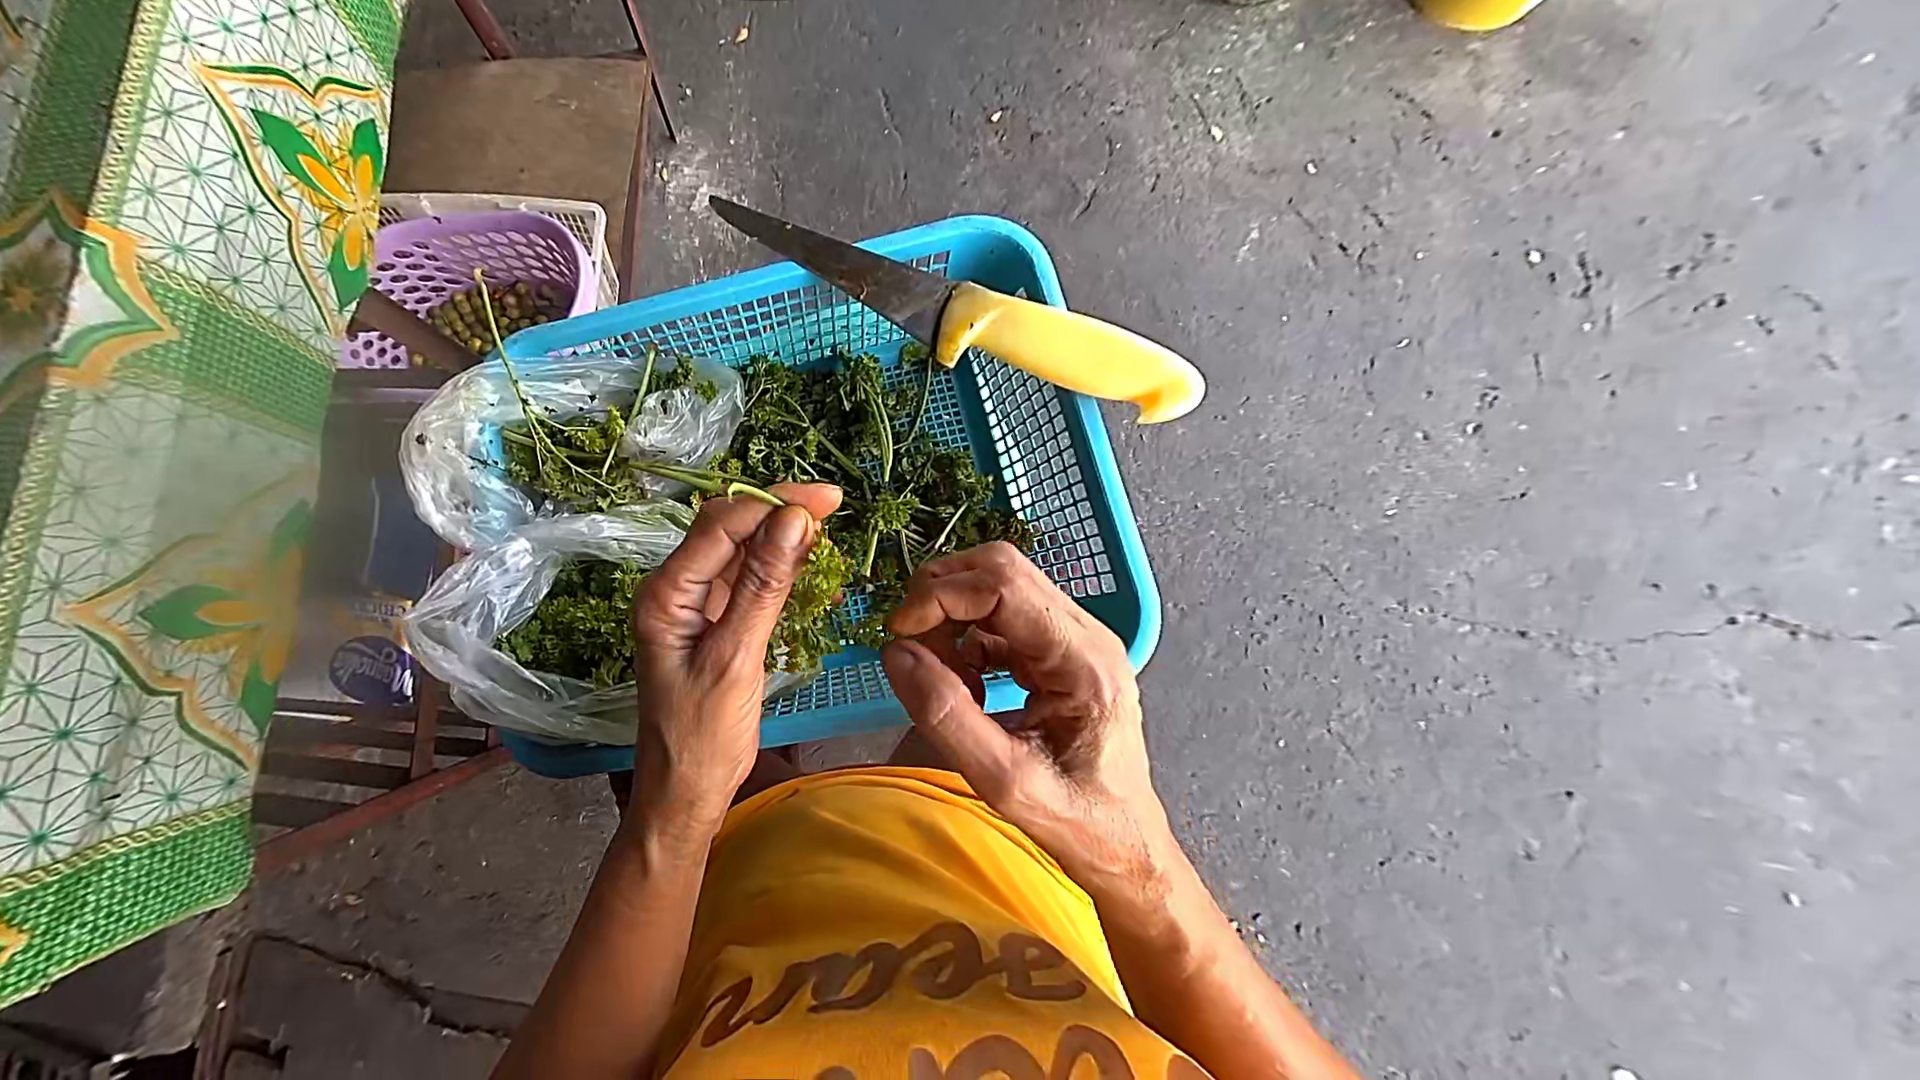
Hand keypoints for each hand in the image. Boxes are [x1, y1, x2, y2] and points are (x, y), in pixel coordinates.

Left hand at [630, 482, 841, 831]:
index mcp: (666, 593)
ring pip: (743, 551)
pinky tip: (812, 566)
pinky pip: (751, 580)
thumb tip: (795, 521)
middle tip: (833, 505)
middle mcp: (677, 589)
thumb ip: (764, 587)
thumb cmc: (703, 735)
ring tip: (827, 530)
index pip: (722, 526)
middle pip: (730, 529)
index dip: (774, 505)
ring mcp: (697, 604)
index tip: (826, 500)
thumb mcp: (737, 657)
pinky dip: (783, 568)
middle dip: (780, 511)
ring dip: (784, 536)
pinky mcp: (718, 621)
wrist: (687, 790)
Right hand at [880, 542, 1175, 892]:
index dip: (940, 597)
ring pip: (1000, 585)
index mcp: (1083, 660)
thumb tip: (896, 653)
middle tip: (913, 648)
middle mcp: (1085, 633)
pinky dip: (967, 636)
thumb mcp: (1004, 783)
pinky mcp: (1060, 649)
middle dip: (943, 595)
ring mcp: (1075, 637)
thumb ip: (947, 716)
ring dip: (953, 616)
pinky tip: (965, 682)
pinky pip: (1003, 616)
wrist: (1125, 842)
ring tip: (942, 675)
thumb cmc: (1078, 822)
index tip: (898, 634)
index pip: (1004, 586)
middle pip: (1002, 570)